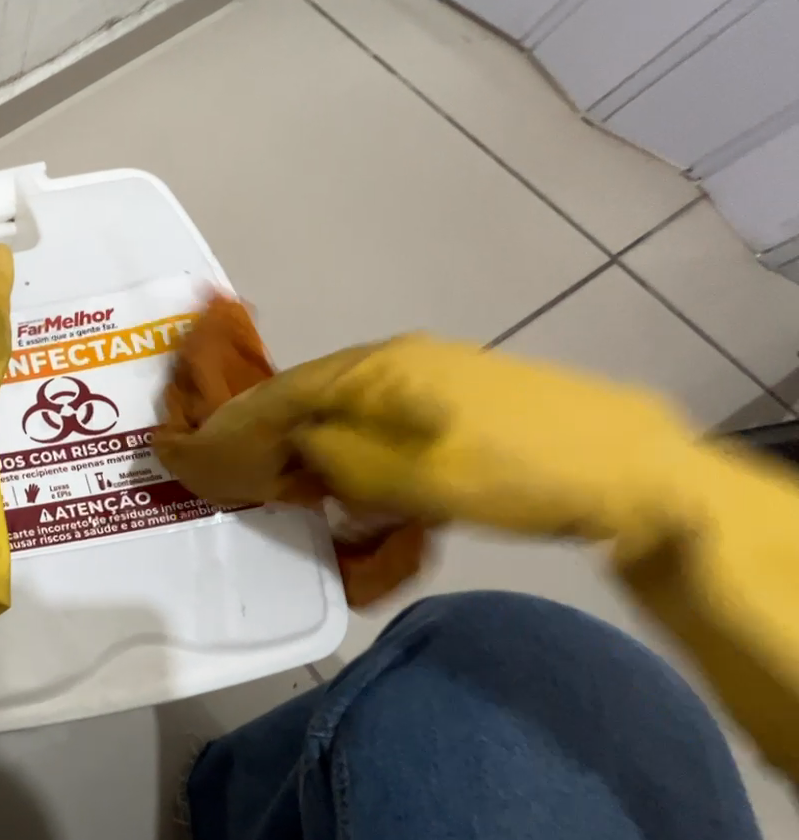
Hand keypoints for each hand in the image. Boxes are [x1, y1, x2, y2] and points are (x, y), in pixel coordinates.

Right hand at [153, 334, 700, 542]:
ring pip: (340, 404)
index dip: (234, 421)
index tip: (198, 448)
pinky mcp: (455, 396)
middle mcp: (394, 360)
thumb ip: (334, 459)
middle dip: (268, 429)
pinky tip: (353, 471)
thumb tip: (292, 448)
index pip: (280, 391)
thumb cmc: (515, 473)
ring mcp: (428, 373)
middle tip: (243, 469)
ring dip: (310, 438)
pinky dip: (347, 440)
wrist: (641, 473)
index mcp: (375, 371)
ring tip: (295, 477)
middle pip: (306, 392)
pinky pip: (374, 414)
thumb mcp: (410, 479)